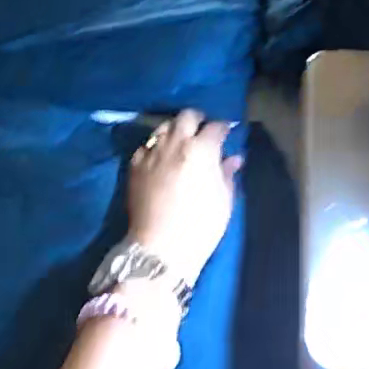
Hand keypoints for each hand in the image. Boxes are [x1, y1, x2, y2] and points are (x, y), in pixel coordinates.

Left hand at [127, 110, 242, 285]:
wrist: (159, 252)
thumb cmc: (200, 226)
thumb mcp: (224, 199)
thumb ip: (227, 173)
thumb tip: (233, 158)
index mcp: (202, 149)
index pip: (216, 126)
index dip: (224, 129)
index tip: (227, 135)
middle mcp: (176, 143)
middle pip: (187, 116)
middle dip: (198, 121)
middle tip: (202, 132)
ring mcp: (153, 153)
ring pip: (164, 126)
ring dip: (175, 130)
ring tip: (180, 142)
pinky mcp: (135, 167)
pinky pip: (146, 146)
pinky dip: (156, 147)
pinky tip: (161, 158)